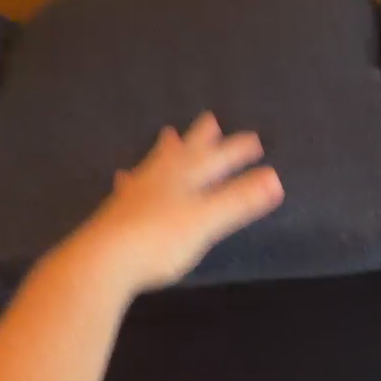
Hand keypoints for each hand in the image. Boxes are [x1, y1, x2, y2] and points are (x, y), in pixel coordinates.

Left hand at [57, 112, 284, 292]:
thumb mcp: (207, 220)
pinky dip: (132, 181)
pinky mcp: (119, 213)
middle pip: (184, 153)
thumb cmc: (160, 239)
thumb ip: (240, 200)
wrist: (104, 260)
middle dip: (200, 139)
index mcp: (184, 178)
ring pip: (156, 165)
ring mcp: (137, 194)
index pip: (217, 160)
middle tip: (210, 120)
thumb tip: (275, 179)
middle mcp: (160, 179)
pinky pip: (130, 188)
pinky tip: (124, 179)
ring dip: (166, 152)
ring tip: (169, 137)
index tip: (255, 140)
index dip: (237, 151)